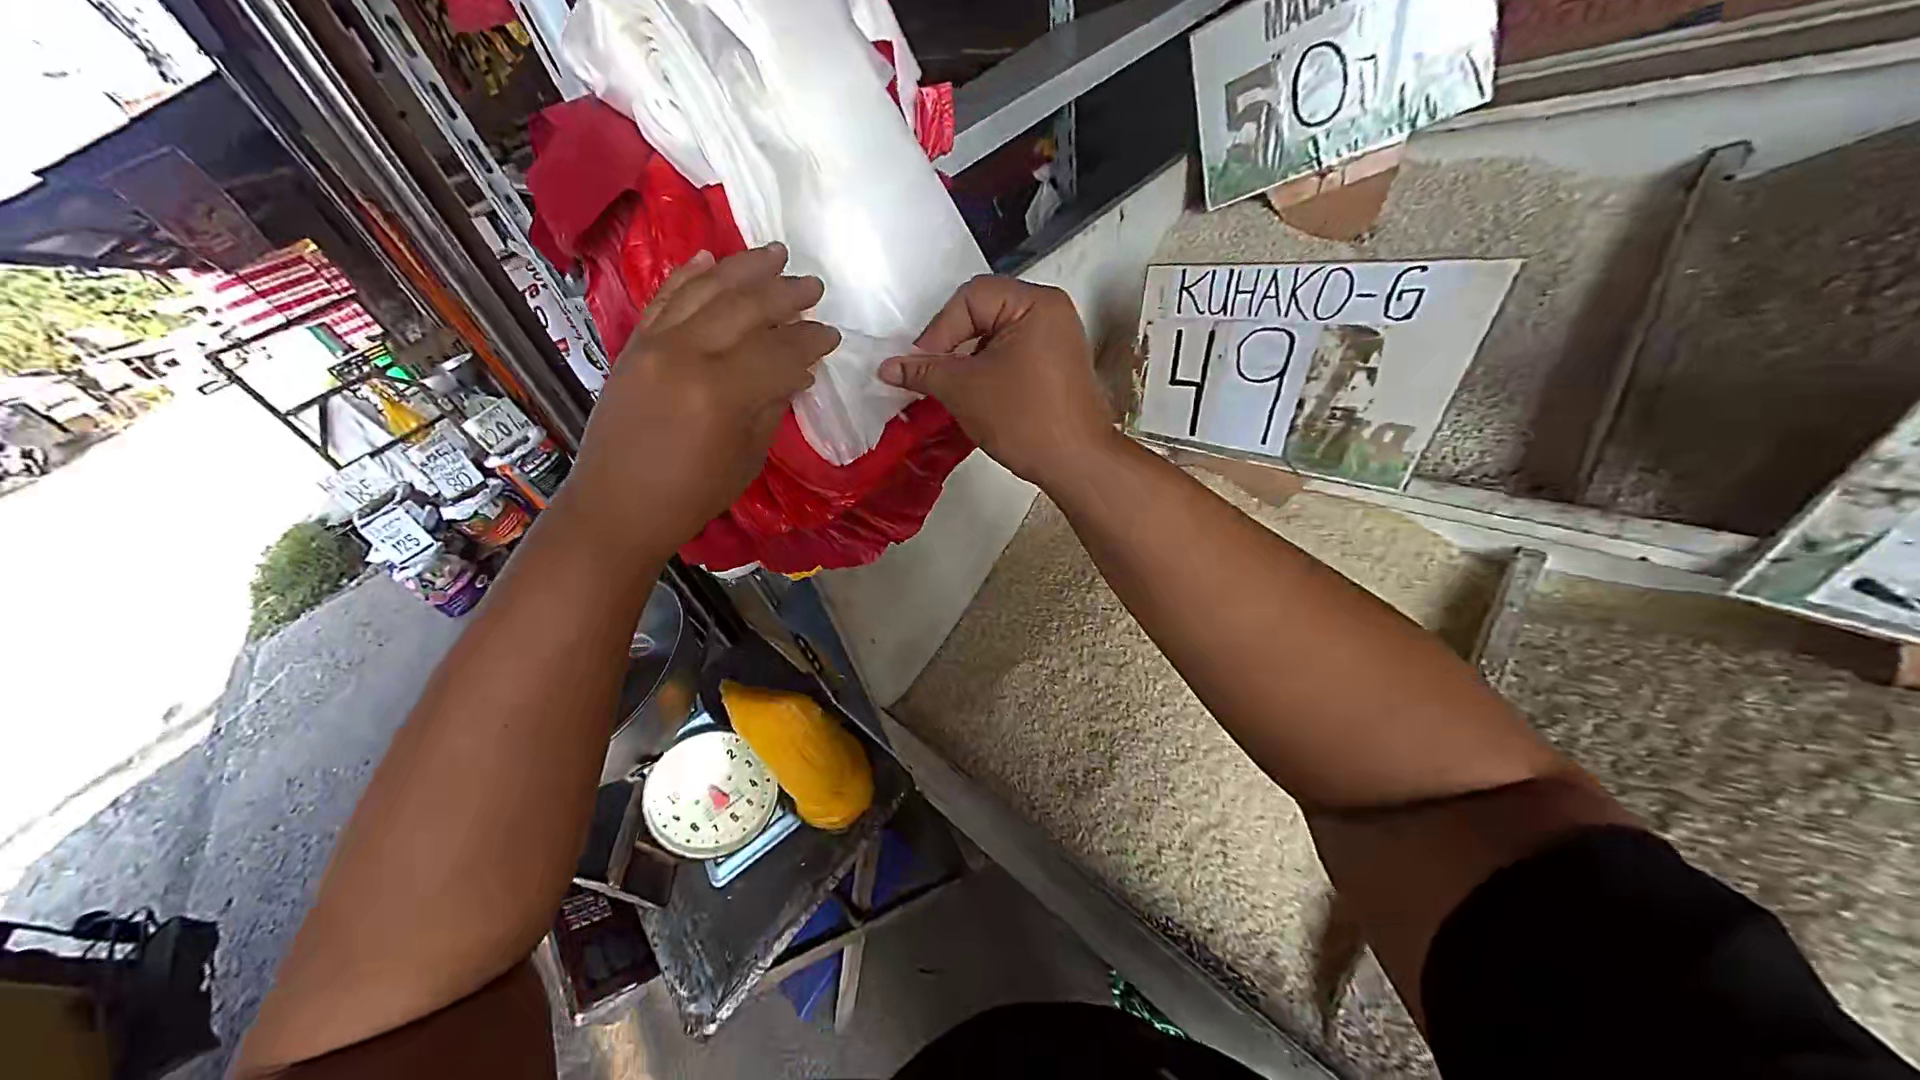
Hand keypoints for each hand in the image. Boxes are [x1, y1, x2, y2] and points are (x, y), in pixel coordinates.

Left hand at [556, 244, 837, 556]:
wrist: (616, 506)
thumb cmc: (691, 495)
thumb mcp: (747, 457)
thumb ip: (772, 405)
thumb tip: (796, 371)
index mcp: (720, 393)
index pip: (779, 351)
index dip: (810, 340)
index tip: (831, 335)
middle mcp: (685, 356)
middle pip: (745, 308)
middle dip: (785, 294)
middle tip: (813, 286)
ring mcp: (654, 345)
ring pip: (705, 290)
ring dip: (743, 268)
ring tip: (774, 254)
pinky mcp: (633, 345)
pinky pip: (664, 298)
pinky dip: (689, 275)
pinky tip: (709, 259)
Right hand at [879, 275, 1114, 486]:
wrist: (1077, 464)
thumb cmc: (1025, 420)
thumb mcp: (964, 390)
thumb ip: (924, 371)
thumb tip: (889, 367)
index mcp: (1035, 303)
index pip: (970, 298)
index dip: (938, 330)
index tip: (920, 365)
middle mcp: (1051, 312)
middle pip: (984, 311)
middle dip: (952, 343)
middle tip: (931, 372)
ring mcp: (1058, 339)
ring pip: (996, 335)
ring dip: (968, 358)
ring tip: (951, 386)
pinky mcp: (1057, 365)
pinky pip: (1013, 353)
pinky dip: (988, 369)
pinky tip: (975, 394)